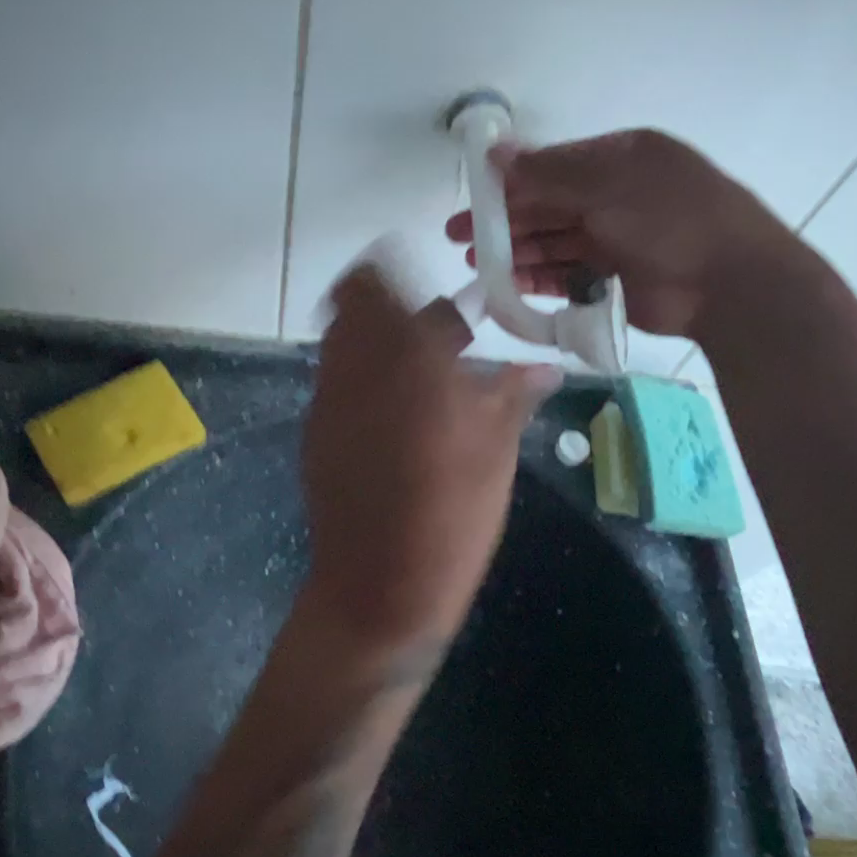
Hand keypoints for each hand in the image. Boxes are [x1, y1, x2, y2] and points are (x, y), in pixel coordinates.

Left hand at [302, 265, 561, 644]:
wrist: (379, 583)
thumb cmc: (451, 511)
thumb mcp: (496, 448)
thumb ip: (513, 393)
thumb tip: (543, 367)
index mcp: (403, 354)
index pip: (379, 281)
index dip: (399, 274)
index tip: (433, 294)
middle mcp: (353, 364)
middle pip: (351, 304)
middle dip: (387, 306)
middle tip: (433, 337)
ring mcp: (326, 399)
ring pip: (339, 343)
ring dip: (371, 343)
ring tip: (417, 378)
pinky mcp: (313, 433)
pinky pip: (334, 384)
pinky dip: (359, 382)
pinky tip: (392, 421)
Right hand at [445, 128, 794, 339]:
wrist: (730, 283)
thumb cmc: (671, 218)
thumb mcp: (608, 183)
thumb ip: (548, 171)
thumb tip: (495, 152)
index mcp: (620, 160)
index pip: (553, 167)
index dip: (510, 182)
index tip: (473, 198)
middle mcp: (615, 196)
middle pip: (548, 206)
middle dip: (504, 221)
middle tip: (460, 238)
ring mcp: (616, 239)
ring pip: (554, 243)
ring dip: (516, 252)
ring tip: (476, 266)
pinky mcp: (615, 279)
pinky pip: (567, 275)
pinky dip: (539, 279)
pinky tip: (509, 286)